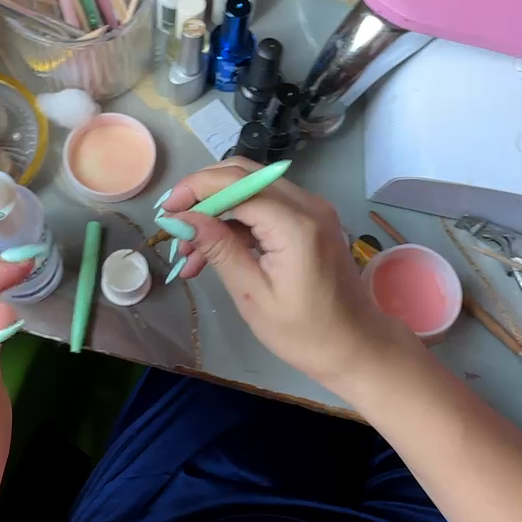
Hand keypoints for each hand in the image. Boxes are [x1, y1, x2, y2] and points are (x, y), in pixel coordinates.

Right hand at [161, 160, 414, 385]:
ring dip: (217, 209)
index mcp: (295, 224)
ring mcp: (312, 209)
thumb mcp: (253, 294)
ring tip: (188, 251)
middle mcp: (307, 204)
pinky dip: (236, 221)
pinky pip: (266, 205)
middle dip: (202, 193)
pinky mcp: (311, 219)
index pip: (235, 184)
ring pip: (251, 187)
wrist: (356, 347)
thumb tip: (179, 217)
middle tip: (174, 224)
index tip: (165, 213)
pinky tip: (213, 251)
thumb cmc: (304, 332)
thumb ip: (218, 248)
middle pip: (243, 174)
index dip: (195, 192)